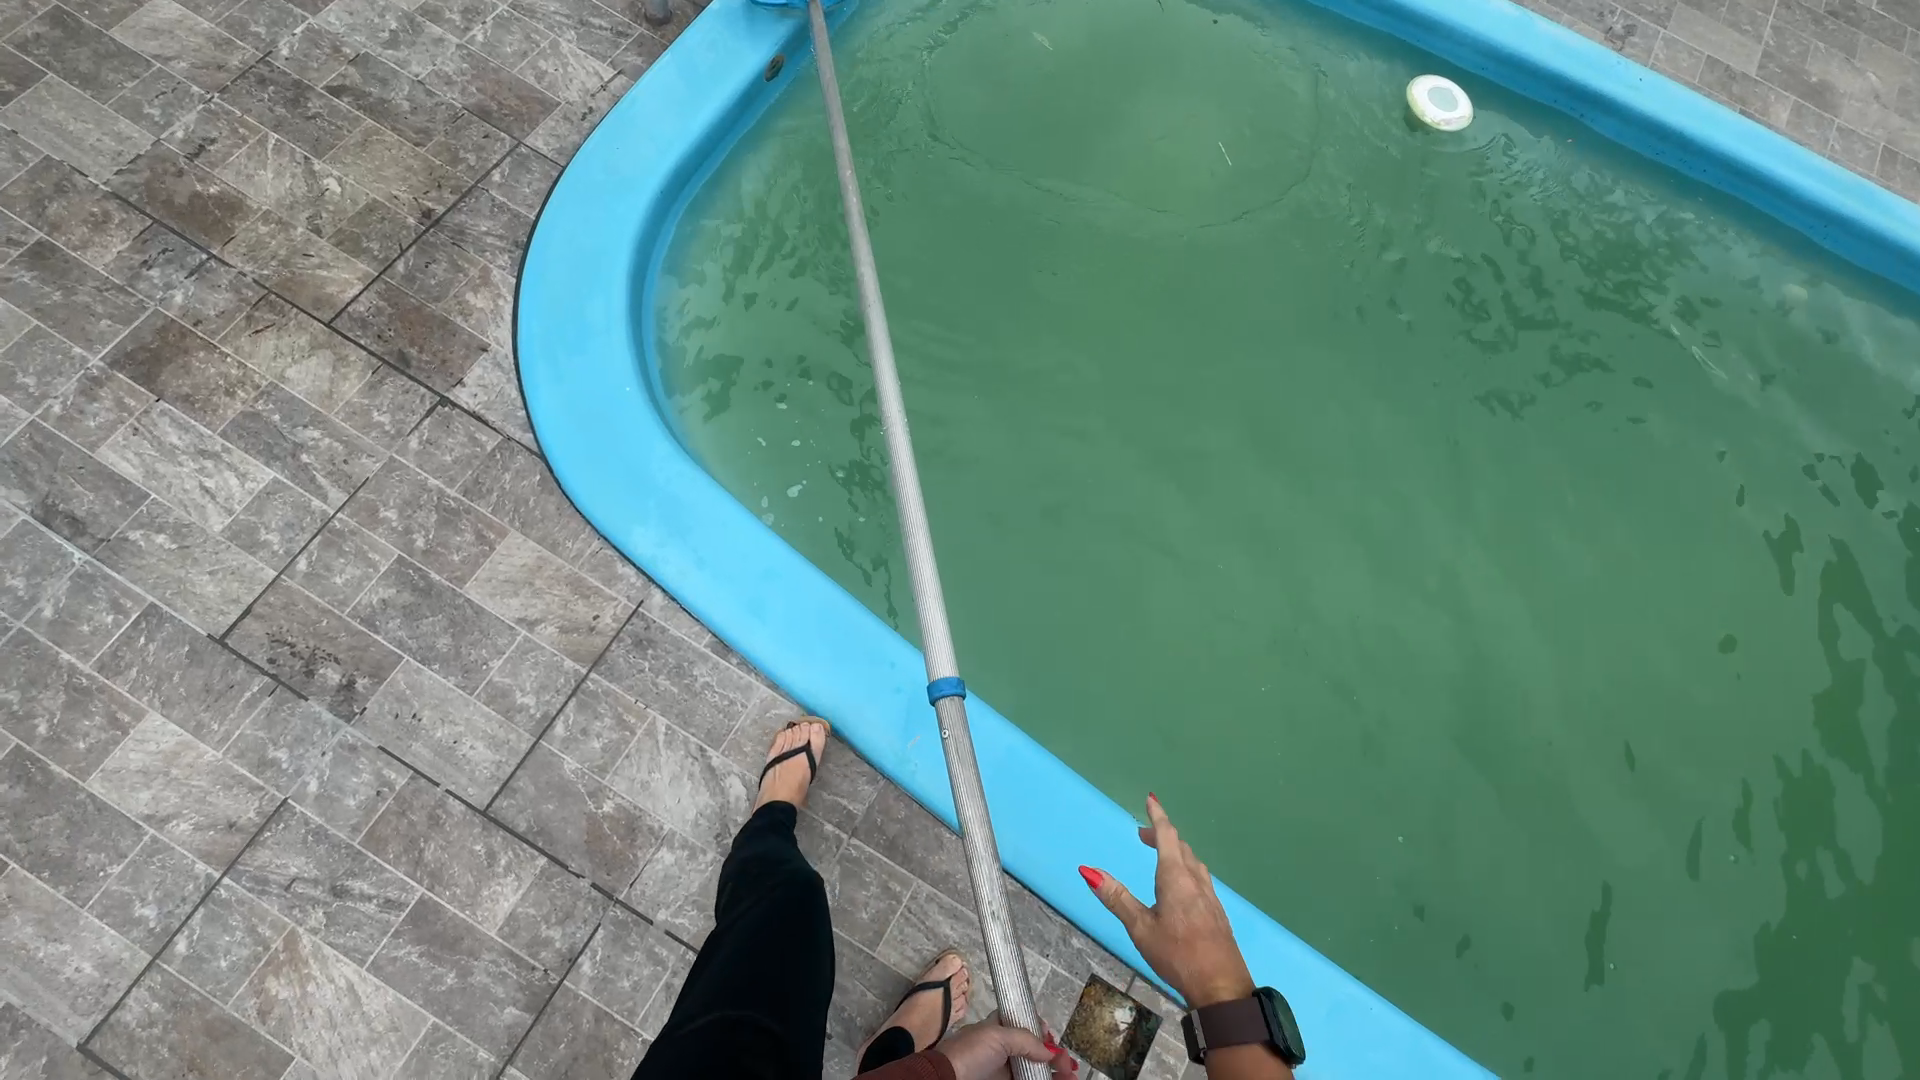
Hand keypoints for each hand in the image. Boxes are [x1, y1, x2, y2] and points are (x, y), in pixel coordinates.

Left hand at [936, 1016, 1074, 1079]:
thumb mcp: (996, 1036)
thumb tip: (1049, 1050)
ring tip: (1071, 1077)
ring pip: (1036, 1070)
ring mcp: (1005, 1070)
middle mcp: (1004, 1048)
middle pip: (1036, 1051)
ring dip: (1056, 1073)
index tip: (1053, 1040)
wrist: (945, 1079)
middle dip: (1055, 1056)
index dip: (1042, 1032)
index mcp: (999, 1028)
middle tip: (1068, 1066)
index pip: (1026, 1025)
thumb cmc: (969, 1052)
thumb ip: (1025, 1039)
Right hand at [1082, 794, 1254, 1007]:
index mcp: (1176, 878)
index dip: (1158, 816)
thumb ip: (1116, 898)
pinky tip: (1182, 888)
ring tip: (1161, 857)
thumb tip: (1088, 870)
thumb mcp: (1140, 928)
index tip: (1150, 799)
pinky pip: (1200, 878)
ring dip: (1176, 851)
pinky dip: (1186, 868)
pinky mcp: (1217, 912)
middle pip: (1180, 847)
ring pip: (1193, 862)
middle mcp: (1195, 881)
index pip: (1167, 835)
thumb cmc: (1177, 955)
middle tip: (1143, 835)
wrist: (1222, 987)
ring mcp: (1210, 896)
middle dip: (1162, 835)